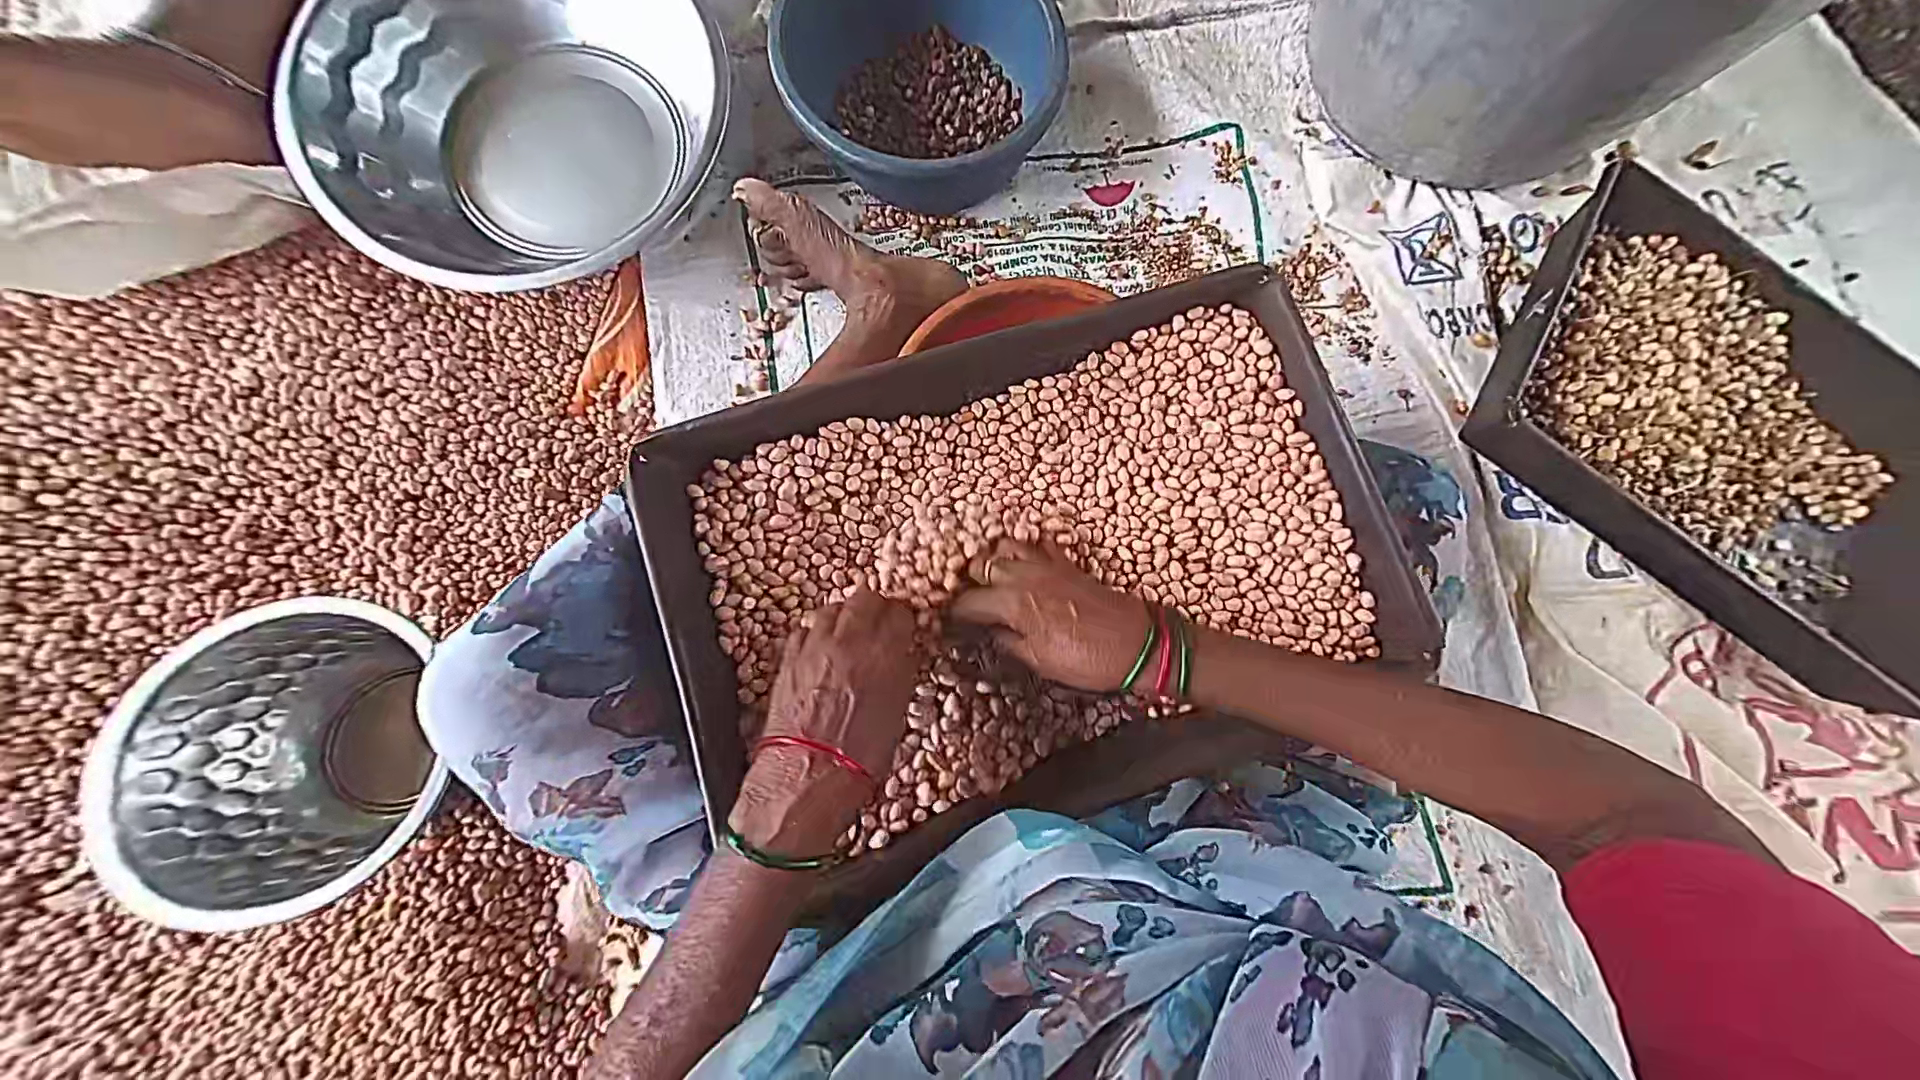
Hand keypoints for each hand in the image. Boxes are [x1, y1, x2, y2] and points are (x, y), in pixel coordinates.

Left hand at [729, 588, 917, 857]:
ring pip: (832, 608)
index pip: (900, 613)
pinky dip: (816, 633)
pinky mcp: (789, 657)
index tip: (904, 623)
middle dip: (875, 605)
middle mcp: (849, 642)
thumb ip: (900, 672)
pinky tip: (821, 647)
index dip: (904, 616)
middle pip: (865, 598)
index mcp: (884, 654)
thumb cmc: (859, 755)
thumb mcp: (897, 712)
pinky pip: (805, 629)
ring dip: (844, 615)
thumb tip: (902, 655)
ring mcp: (815, 646)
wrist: (807, 775)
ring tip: (848, 630)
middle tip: (879, 617)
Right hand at [949, 541, 1151, 692]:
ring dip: (992, 560)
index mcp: (1014, 603)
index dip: (954, 611)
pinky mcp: (1066, 564)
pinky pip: (1037, 545)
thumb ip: (1008, 642)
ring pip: (1005, 547)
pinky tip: (1022, 565)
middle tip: (965, 599)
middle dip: (967, 581)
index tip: (948, 621)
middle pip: (981, 565)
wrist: (1138, 643)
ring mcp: (1047, 565)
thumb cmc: (1088, 659)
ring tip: (988, 579)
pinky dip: (1025, 551)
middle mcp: (1026, 577)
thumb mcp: (1040, 661)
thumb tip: (990, 633)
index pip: (969, 601)